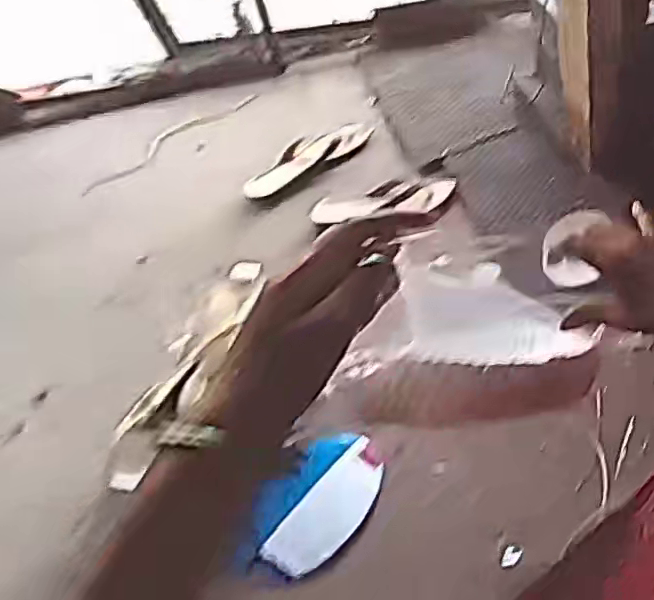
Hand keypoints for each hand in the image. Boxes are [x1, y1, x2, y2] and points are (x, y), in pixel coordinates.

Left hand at [198, 211, 432, 438]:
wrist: (228, 434)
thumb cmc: (280, 382)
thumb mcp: (332, 330)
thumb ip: (363, 289)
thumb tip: (386, 260)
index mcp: (298, 278)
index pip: (351, 232)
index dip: (392, 220)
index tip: (425, 219)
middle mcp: (285, 282)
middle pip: (341, 243)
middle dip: (381, 234)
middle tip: (417, 235)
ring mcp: (278, 303)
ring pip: (334, 264)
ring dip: (368, 257)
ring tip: (398, 260)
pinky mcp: (279, 324)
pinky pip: (327, 286)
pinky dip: (355, 279)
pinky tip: (367, 294)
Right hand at [559, 203, 653, 336]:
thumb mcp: (622, 317)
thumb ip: (592, 314)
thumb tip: (567, 321)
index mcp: (613, 261)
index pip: (583, 245)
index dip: (569, 245)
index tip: (562, 248)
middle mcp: (632, 243)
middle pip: (604, 230)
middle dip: (591, 233)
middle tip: (583, 239)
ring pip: (629, 222)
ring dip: (618, 222)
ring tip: (611, 222)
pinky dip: (647, 217)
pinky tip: (644, 210)